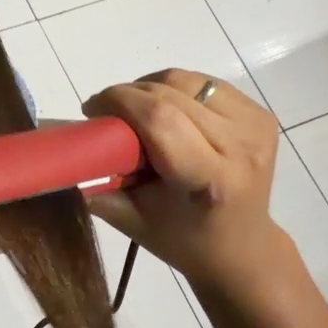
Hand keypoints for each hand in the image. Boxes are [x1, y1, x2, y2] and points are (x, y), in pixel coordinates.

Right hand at [83, 68, 283, 285]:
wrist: (241, 247)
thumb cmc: (180, 238)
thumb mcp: (130, 218)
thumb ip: (98, 184)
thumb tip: (67, 152)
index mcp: (209, 179)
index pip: (159, 119)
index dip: (118, 101)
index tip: (91, 110)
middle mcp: (240, 147)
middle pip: (170, 94)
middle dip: (127, 94)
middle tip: (106, 112)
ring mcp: (255, 127)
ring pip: (186, 81)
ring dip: (150, 87)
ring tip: (135, 110)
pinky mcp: (261, 115)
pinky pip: (205, 83)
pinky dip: (175, 88)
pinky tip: (164, 109)